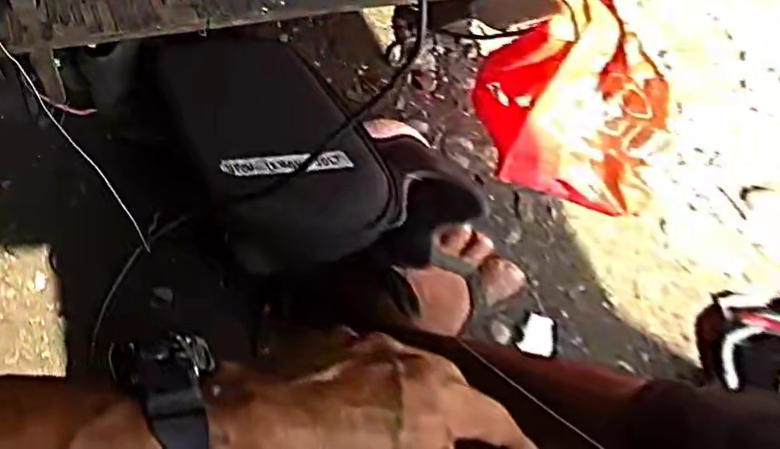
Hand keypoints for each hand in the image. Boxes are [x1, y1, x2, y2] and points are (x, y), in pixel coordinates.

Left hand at [210, 333, 534, 448]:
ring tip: (417, 432)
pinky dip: (375, 385)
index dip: (515, 447)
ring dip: (417, 398)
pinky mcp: (315, 342)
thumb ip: (450, 445)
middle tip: (472, 447)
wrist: (264, 424)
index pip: (501, 423)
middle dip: (468, 420)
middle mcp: (395, 353)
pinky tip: (367, 412)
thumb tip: (452, 440)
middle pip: (452, 387)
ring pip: (403, 369)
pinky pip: (361, 363)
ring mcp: (351, 342)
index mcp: (435, 389)